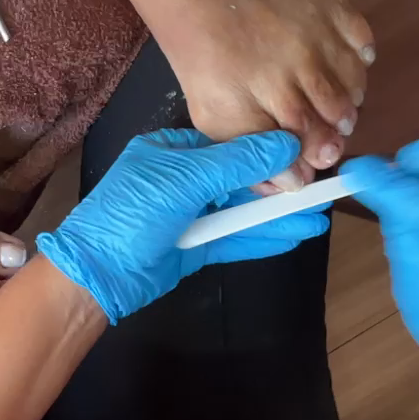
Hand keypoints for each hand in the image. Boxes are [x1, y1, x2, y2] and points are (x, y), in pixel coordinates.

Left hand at [36, 129, 330, 322]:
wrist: (97, 274)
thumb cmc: (134, 215)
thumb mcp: (185, 179)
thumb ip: (238, 163)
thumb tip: (289, 145)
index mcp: (171, 151)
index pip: (228, 145)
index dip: (266, 153)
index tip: (305, 158)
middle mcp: (180, 180)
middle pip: (238, 180)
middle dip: (278, 188)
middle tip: (322, 191)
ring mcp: (186, 216)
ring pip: (238, 212)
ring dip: (275, 216)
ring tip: (317, 219)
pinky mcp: (190, 248)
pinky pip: (231, 239)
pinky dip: (259, 238)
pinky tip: (290, 237)